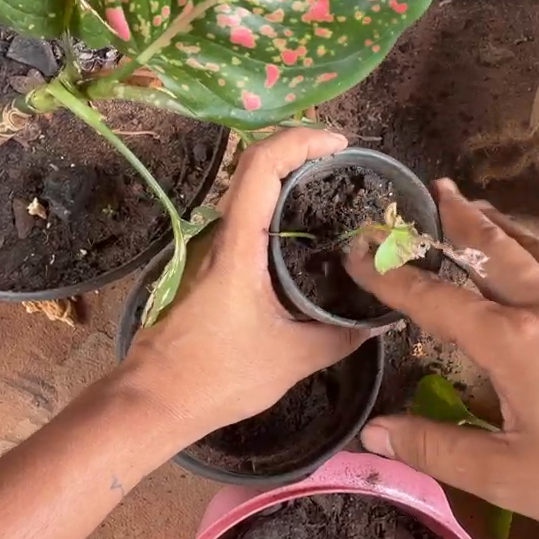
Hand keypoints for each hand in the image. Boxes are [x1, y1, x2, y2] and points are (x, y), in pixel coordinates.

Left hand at [122, 128, 373, 439]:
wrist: (156, 399)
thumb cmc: (218, 377)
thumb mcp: (292, 359)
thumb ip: (341, 335)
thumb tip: (382, 321)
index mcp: (237, 247)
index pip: (261, 167)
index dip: (299, 140)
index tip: (338, 143)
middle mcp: (219, 238)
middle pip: (251, 169)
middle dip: (297, 150)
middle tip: (343, 160)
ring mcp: (209, 251)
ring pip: (244, 193)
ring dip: (283, 177)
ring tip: (330, 185)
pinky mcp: (207, 268)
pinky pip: (242, 221)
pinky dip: (272, 208)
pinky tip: (302, 231)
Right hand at [345, 180, 538, 538]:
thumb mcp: (513, 478)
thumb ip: (438, 450)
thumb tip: (374, 433)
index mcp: (515, 344)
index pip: (436, 298)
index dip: (391, 276)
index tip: (358, 251)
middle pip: (495, 249)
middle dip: (458, 218)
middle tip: (435, 187)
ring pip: (537, 254)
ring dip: (501, 227)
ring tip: (479, 208)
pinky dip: (537, 254)